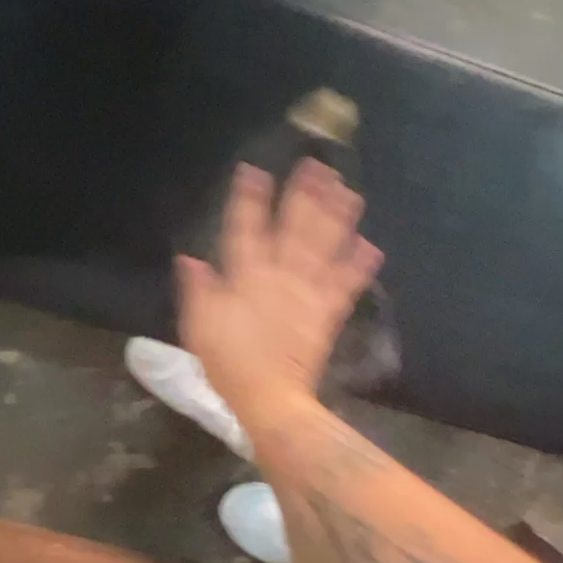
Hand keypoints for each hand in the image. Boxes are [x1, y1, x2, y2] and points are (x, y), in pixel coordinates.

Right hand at [176, 159, 383, 420]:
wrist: (270, 398)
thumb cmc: (229, 363)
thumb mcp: (200, 327)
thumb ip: (199, 291)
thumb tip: (191, 259)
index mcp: (246, 276)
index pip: (245, 229)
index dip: (250, 199)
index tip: (255, 170)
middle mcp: (280, 276)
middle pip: (294, 227)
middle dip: (306, 195)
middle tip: (318, 165)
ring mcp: (308, 293)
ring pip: (324, 247)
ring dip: (337, 217)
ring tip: (348, 190)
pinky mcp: (328, 313)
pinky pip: (346, 284)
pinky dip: (359, 265)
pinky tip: (371, 245)